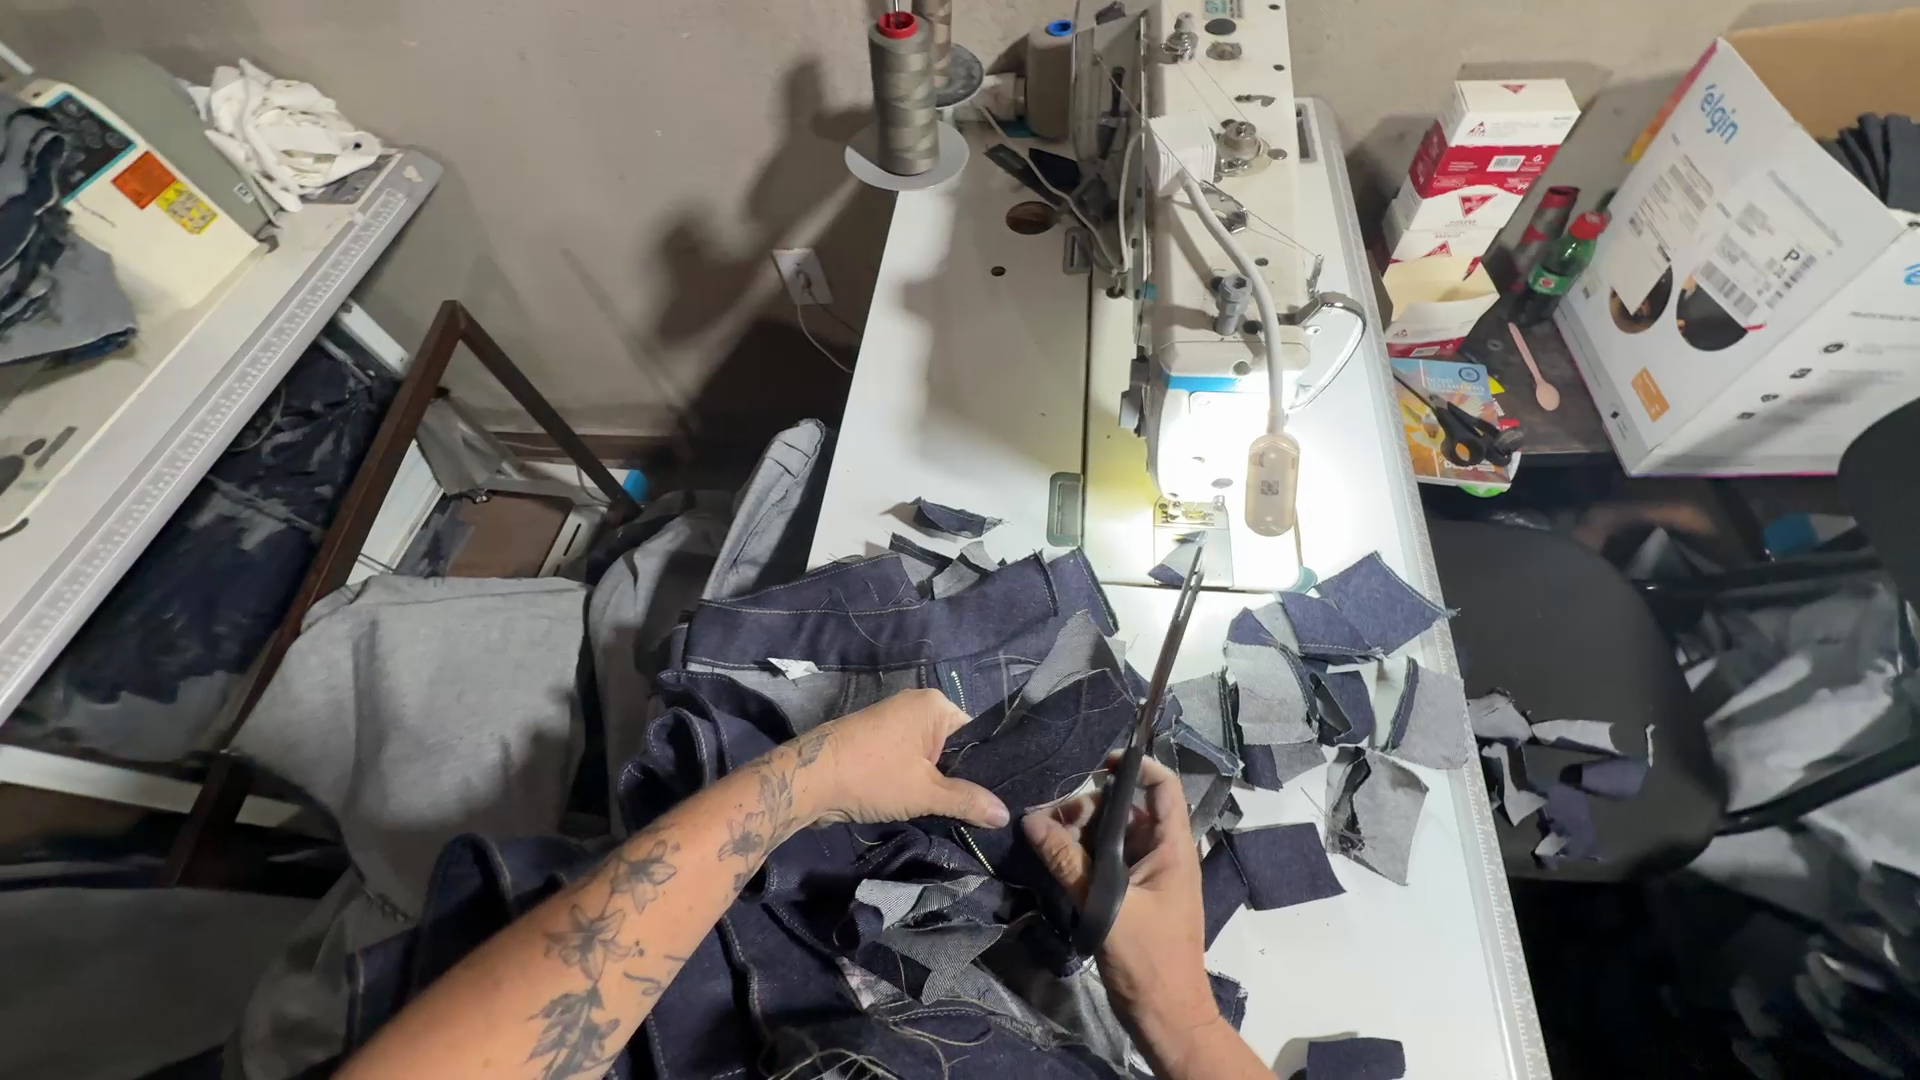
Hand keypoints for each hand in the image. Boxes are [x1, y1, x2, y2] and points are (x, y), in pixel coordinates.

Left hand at [796, 689, 1009, 829]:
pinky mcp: (878, 742)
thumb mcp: (926, 792)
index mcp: (934, 705)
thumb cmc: (872, 775)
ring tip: (958, 814)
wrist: (809, 780)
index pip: (977, 735)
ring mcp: (894, 723)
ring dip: (938, 784)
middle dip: (962, 779)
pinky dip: (918, 782)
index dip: (987, 767)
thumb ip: (967, 800)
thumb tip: (1005, 813)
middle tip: (982, 812)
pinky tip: (926, 807)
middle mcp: (917, 706)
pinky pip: (911, 761)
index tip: (1000, 797)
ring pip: (931, 758)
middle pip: (954, 747)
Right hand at [1022, 755, 1224, 1062]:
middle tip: (1047, 818)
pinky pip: (1104, 858)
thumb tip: (1032, 821)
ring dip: (1078, 831)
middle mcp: (1160, 852)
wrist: (1166, 1020)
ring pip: (1110, 833)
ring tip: (1042, 838)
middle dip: (1087, 805)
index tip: (1097, 763)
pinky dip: (1080, 854)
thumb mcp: (1106, 906)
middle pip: (1125, 807)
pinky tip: (1052, 857)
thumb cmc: (1150, 961)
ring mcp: (1144, 873)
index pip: (1164, 786)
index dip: (1137, 765)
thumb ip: (1069, 862)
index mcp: (1172, 848)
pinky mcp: (1129, 893)